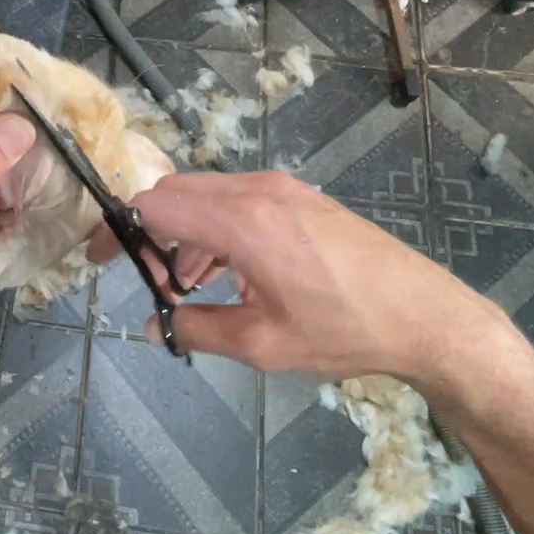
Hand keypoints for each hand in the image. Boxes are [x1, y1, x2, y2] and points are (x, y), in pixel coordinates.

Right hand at [92, 172, 518, 385]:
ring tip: (191, 284)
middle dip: (151, 233)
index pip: (153, 203)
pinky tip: (230, 272)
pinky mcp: (299, 196)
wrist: (428, 316)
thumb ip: (195, 330)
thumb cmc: (344, 331)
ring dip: (183, 232)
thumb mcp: (261, 344)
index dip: (119, 229)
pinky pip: (236, 199)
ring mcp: (281, 188)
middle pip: (174, 192)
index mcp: (241, 222)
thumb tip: (150, 328)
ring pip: (204, 195)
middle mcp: (256, 191)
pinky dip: (214, 227)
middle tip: (157, 283)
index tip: (105, 261)